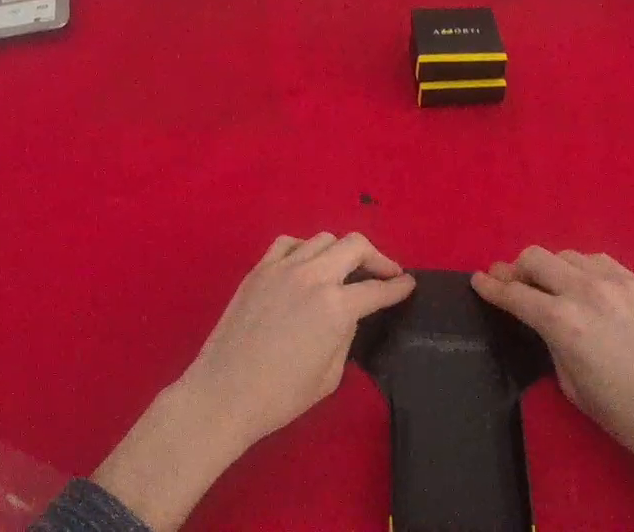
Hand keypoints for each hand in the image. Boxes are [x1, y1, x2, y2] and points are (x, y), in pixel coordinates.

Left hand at [179, 232, 416, 448]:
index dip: (398, 286)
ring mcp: (283, 267)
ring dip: (341, 251)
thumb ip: (345, 335)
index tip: (409, 284)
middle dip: (377, 257)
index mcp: (336, 306)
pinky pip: (289, 243)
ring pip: (323, 239)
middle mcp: (313, 276)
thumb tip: (347, 314)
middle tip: (385, 273)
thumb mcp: (329, 374)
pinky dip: (305, 247)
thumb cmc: (281, 396)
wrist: (224, 393)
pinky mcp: (259, 269)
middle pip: (355, 246)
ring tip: (345, 269)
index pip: (377, 288)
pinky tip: (307, 263)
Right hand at [473, 248, 633, 531]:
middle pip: (535, 259)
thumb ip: (552, 344)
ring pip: (568, 255)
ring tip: (551, 285)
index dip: (491, 287)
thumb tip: (544, 323)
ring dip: (551, 267)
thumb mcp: (574, 386)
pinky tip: (587, 285)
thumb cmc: (628, 417)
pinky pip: (601, 262)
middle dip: (516, 269)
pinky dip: (583, 269)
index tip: (478, 280)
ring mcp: (618, 282)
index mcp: (563, 322)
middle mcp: (586, 291)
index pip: (515, 294)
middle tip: (510, 282)